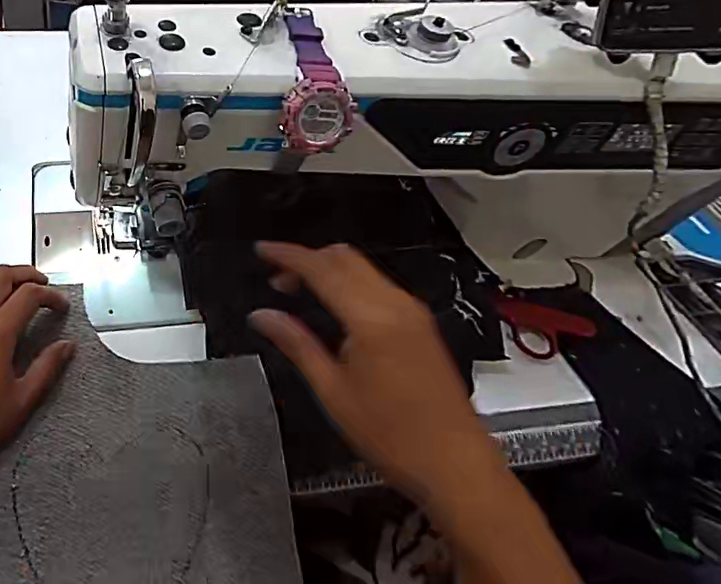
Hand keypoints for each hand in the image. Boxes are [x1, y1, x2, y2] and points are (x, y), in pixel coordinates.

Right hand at [249, 242, 505, 509]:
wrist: (460, 471)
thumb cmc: (393, 436)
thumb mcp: (333, 391)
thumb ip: (296, 344)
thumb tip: (261, 315)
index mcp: (371, 318)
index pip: (321, 268)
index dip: (286, 255)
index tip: (261, 250)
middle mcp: (396, 305)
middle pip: (344, 257)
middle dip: (306, 258)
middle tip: (277, 278)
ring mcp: (414, 313)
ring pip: (362, 268)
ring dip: (328, 269)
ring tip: (299, 292)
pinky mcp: (422, 325)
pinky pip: (377, 284)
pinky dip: (348, 282)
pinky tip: (333, 307)